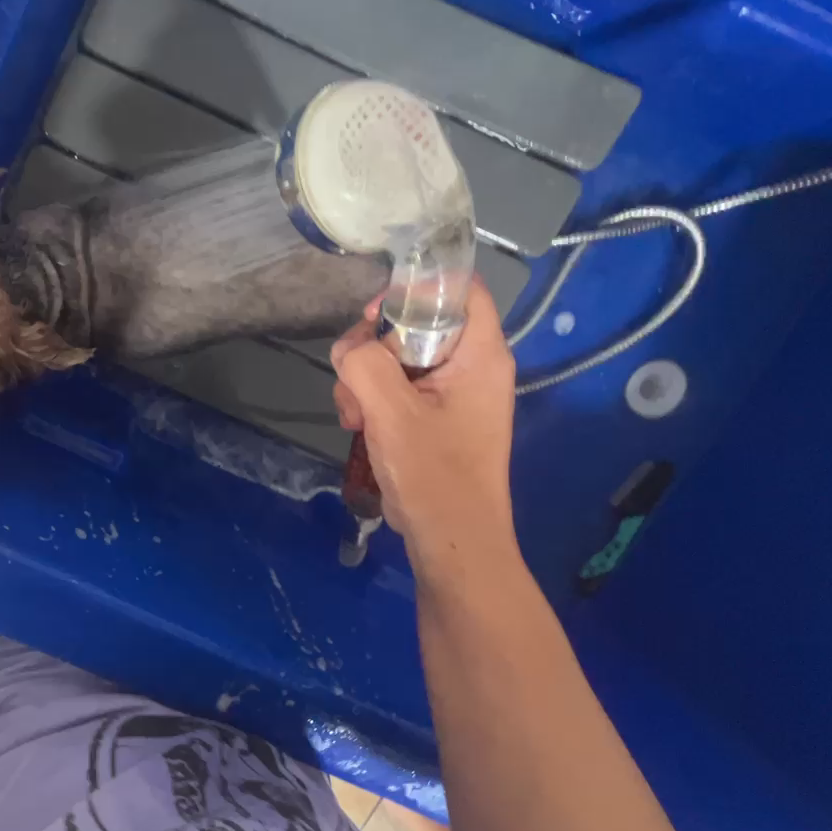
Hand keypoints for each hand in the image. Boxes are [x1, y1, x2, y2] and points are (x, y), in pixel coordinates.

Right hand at [330, 280, 517, 563]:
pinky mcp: (434, 416)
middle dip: (372, 348)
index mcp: (480, 356)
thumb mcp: (391, 412)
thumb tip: (350, 349)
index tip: (373, 317)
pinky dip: (371, 402)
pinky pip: (395, 387)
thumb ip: (364, 364)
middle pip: (416, 324)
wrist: (450, 541)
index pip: (460, 289)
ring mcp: (453, 393)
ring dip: (363, 381)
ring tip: (357, 419)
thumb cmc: (433, 475)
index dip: (415, 289)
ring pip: (396, 358)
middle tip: (353, 379)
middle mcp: (472, 366)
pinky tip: (362, 428)